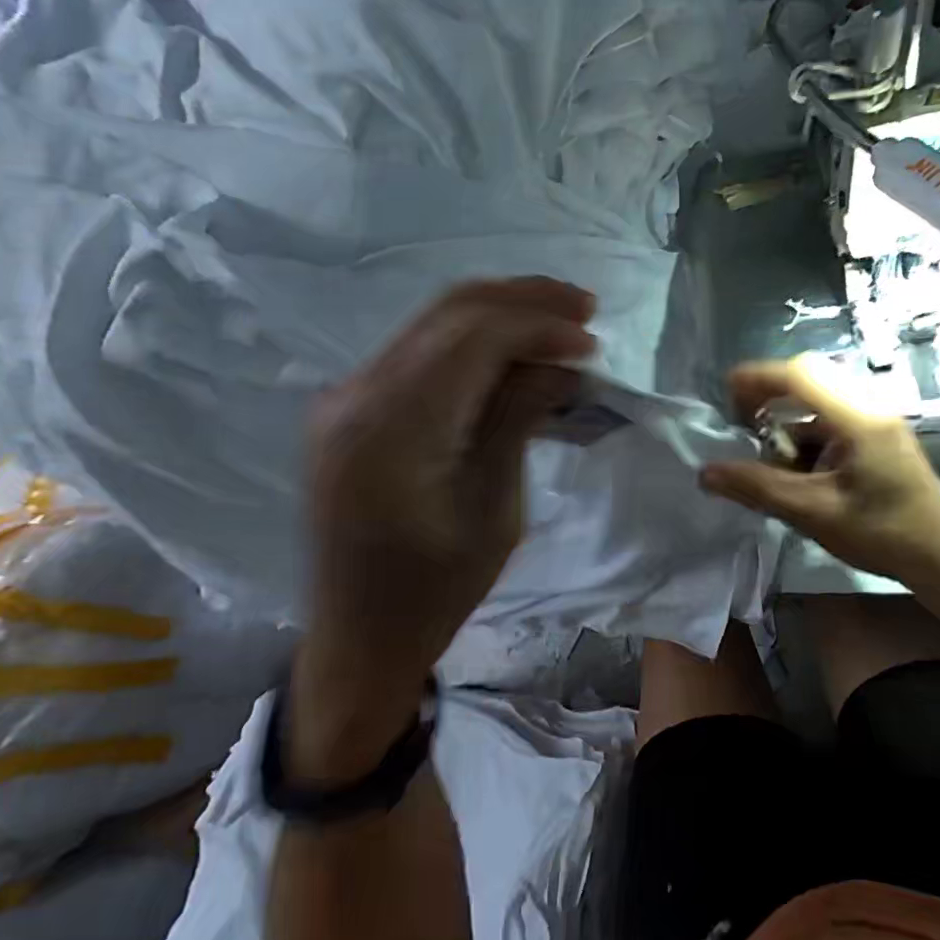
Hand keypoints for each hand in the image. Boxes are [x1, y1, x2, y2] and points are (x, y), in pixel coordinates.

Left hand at [291, 278, 593, 779]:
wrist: (360, 637)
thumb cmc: (436, 591)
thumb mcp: (496, 511)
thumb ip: (520, 420)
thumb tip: (563, 364)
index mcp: (391, 429)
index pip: (471, 339)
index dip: (538, 326)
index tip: (592, 342)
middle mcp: (356, 396)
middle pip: (449, 313)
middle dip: (523, 301)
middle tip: (585, 309)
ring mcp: (346, 398)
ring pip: (433, 324)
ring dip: (501, 316)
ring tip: (561, 324)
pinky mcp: (353, 408)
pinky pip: (421, 354)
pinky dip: (474, 345)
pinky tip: (516, 355)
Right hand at [699, 358, 939, 589]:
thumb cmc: (882, 534)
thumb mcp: (813, 512)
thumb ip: (758, 488)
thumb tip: (706, 473)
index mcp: (858, 417)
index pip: (800, 375)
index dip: (758, 377)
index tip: (724, 391)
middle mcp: (870, 408)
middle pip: (811, 380)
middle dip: (771, 394)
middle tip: (741, 419)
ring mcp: (878, 422)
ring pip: (821, 401)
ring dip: (790, 418)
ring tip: (766, 448)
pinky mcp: (880, 439)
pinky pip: (834, 420)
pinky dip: (808, 434)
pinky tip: (797, 466)